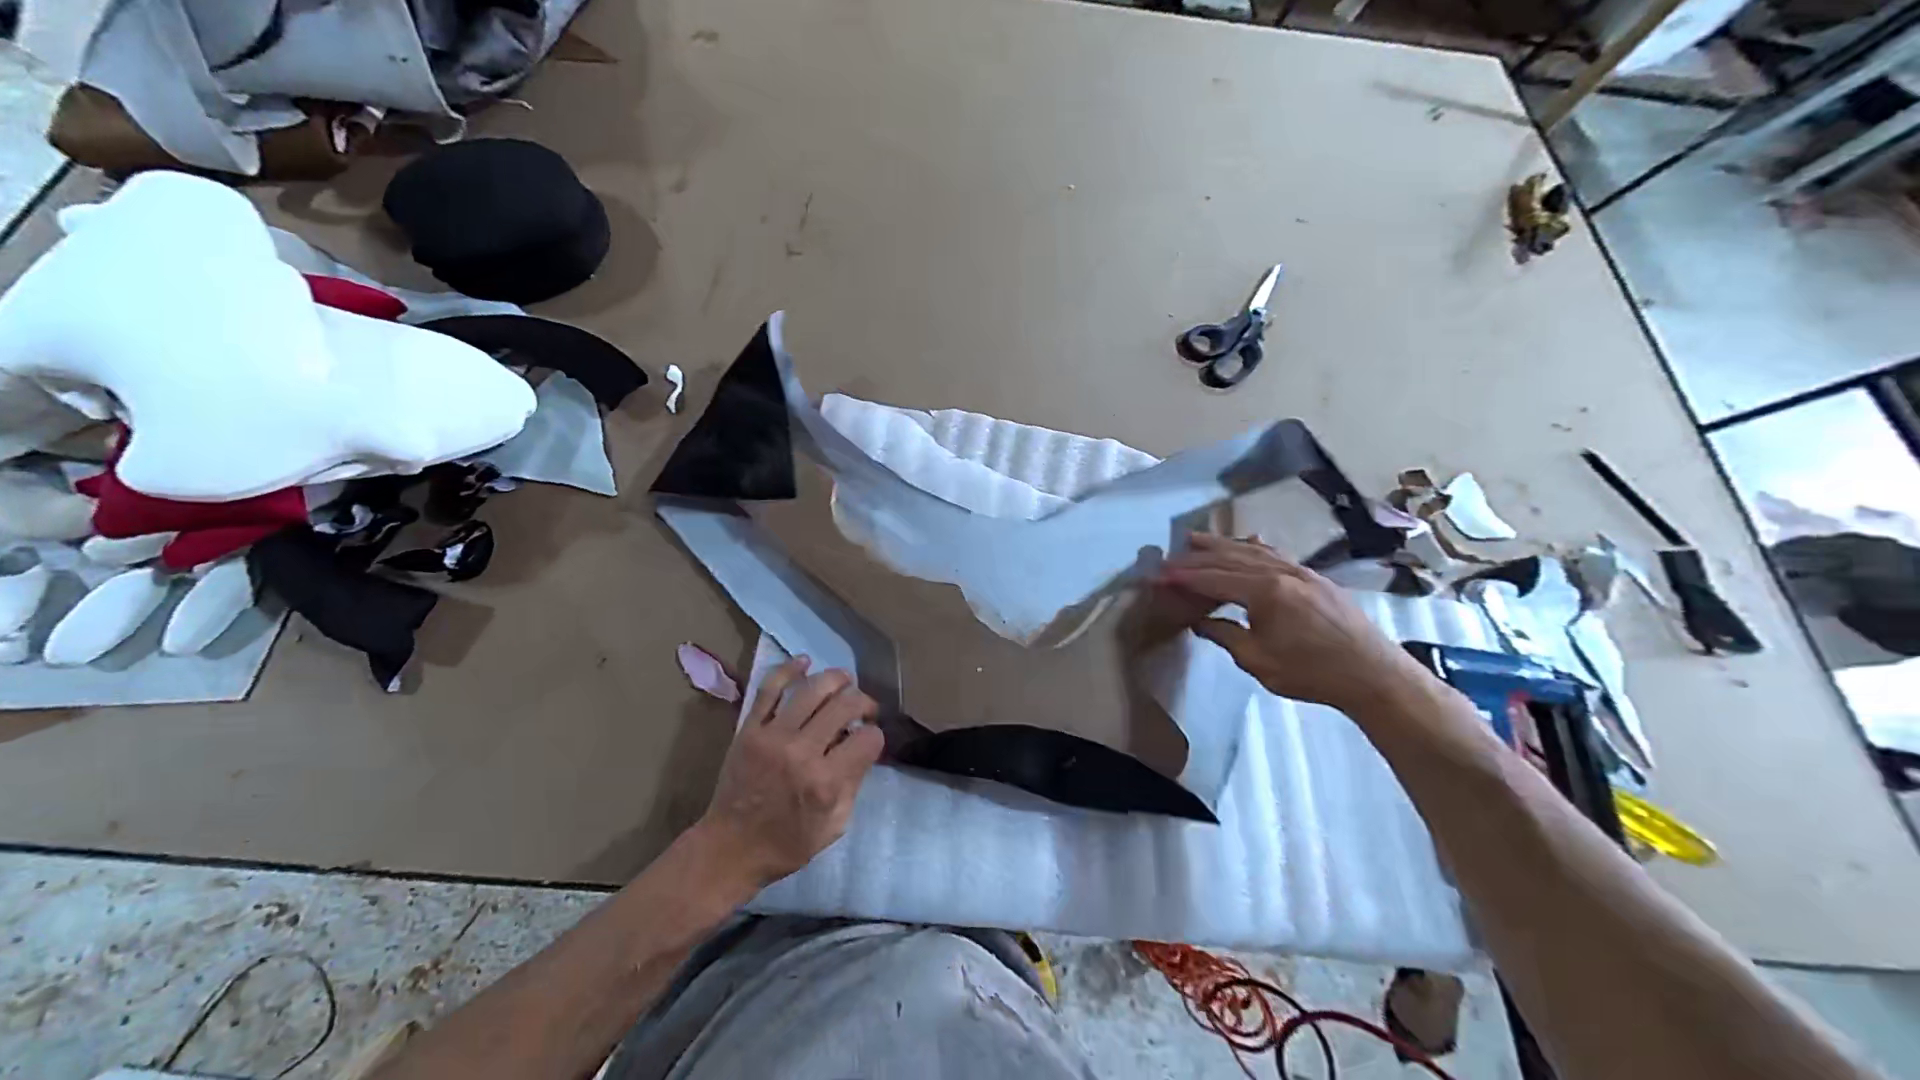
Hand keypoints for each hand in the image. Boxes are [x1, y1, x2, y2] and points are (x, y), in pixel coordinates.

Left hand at [692, 657, 884, 888]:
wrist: (730, 847)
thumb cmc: (787, 843)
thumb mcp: (834, 825)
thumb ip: (854, 783)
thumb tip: (864, 747)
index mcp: (826, 782)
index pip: (868, 739)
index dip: (876, 736)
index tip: (871, 739)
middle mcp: (802, 752)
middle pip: (845, 705)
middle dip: (864, 702)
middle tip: (865, 710)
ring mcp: (773, 736)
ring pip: (813, 689)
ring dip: (836, 679)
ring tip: (845, 682)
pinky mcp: (750, 728)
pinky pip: (770, 688)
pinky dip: (789, 669)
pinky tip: (805, 662)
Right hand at [1157, 534, 1427, 711]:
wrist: (1373, 674)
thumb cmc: (1311, 673)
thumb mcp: (1257, 660)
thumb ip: (1225, 635)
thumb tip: (1200, 621)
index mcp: (1264, 592)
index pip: (1213, 579)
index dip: (1183, 578)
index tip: (1157, 576)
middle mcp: (1281, 572)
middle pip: (1229, 558)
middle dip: (1196, 557)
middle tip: (1169, 556)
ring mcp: (1300, 571)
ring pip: (1252, 551)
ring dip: (1222, 545)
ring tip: (1196, 539)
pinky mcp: (1314, 577)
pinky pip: (1275, 554)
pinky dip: (1253, 548)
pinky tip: (1247, 542)